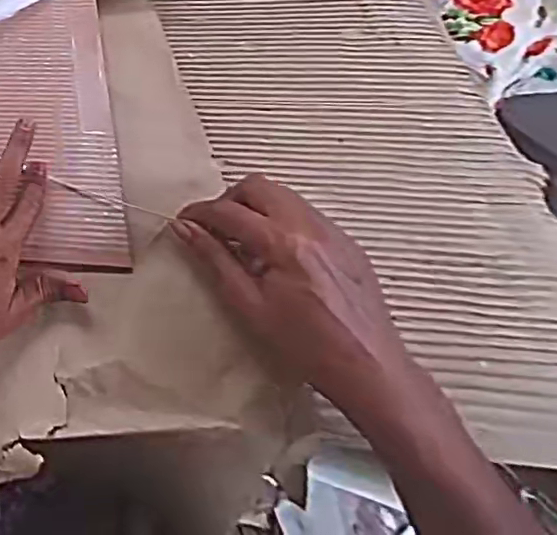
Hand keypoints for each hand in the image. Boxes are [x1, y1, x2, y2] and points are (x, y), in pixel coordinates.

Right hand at [172, 175, 413, 409]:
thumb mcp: (250, 306)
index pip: (228, 210)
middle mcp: (310, 227)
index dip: (199, 213)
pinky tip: (277, 254)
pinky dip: (282, 220)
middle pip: (256, 185)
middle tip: (216, 228)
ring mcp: (332, 231)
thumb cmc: (310, 347)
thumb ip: (215, 260)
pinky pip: (305, 213)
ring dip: (256, 207)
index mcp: (283, 243)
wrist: (371, 371)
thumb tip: (186, 230)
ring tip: (246, 242)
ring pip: (282, 194)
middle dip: (229, 200)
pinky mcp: (347, 242)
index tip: (185, 222)